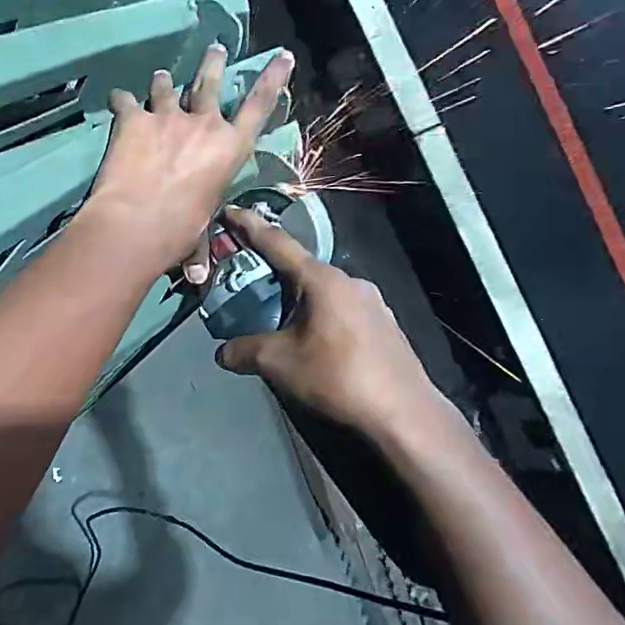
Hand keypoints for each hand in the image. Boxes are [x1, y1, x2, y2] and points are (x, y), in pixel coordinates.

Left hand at [80, 45, 294, 277]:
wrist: (135, 223)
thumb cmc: (178, 233)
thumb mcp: (198, 233)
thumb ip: (199, 248)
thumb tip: (198, 280)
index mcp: (229, 149)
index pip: (260, 105)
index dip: (274, 77)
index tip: (283, 55)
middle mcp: (203, 124)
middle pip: (211, 82)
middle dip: (214, 62)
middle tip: (215, 47)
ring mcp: (167, 116)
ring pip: (167, 85)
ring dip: (163, 81)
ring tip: (160, 77)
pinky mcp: (133, 119)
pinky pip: (126, 100)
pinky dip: (122, 101)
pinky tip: (116, 101)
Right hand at [214, 207, 448, 439]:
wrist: (402, 413)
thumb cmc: (336, 377)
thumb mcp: (279, 363)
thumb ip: (245, 351)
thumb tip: (223, 353)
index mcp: (322, 280)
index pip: (278, 243)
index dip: (249, 226)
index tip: (230, 211)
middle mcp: (350, 281)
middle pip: (301, 268)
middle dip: (271, 272)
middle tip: (245, 281)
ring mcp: (372, 302)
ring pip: (323, 292)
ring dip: (297, 299)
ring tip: (276, 320)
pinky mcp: (384, 325)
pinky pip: (341, 310)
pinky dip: (318, 316)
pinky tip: (312, 342)